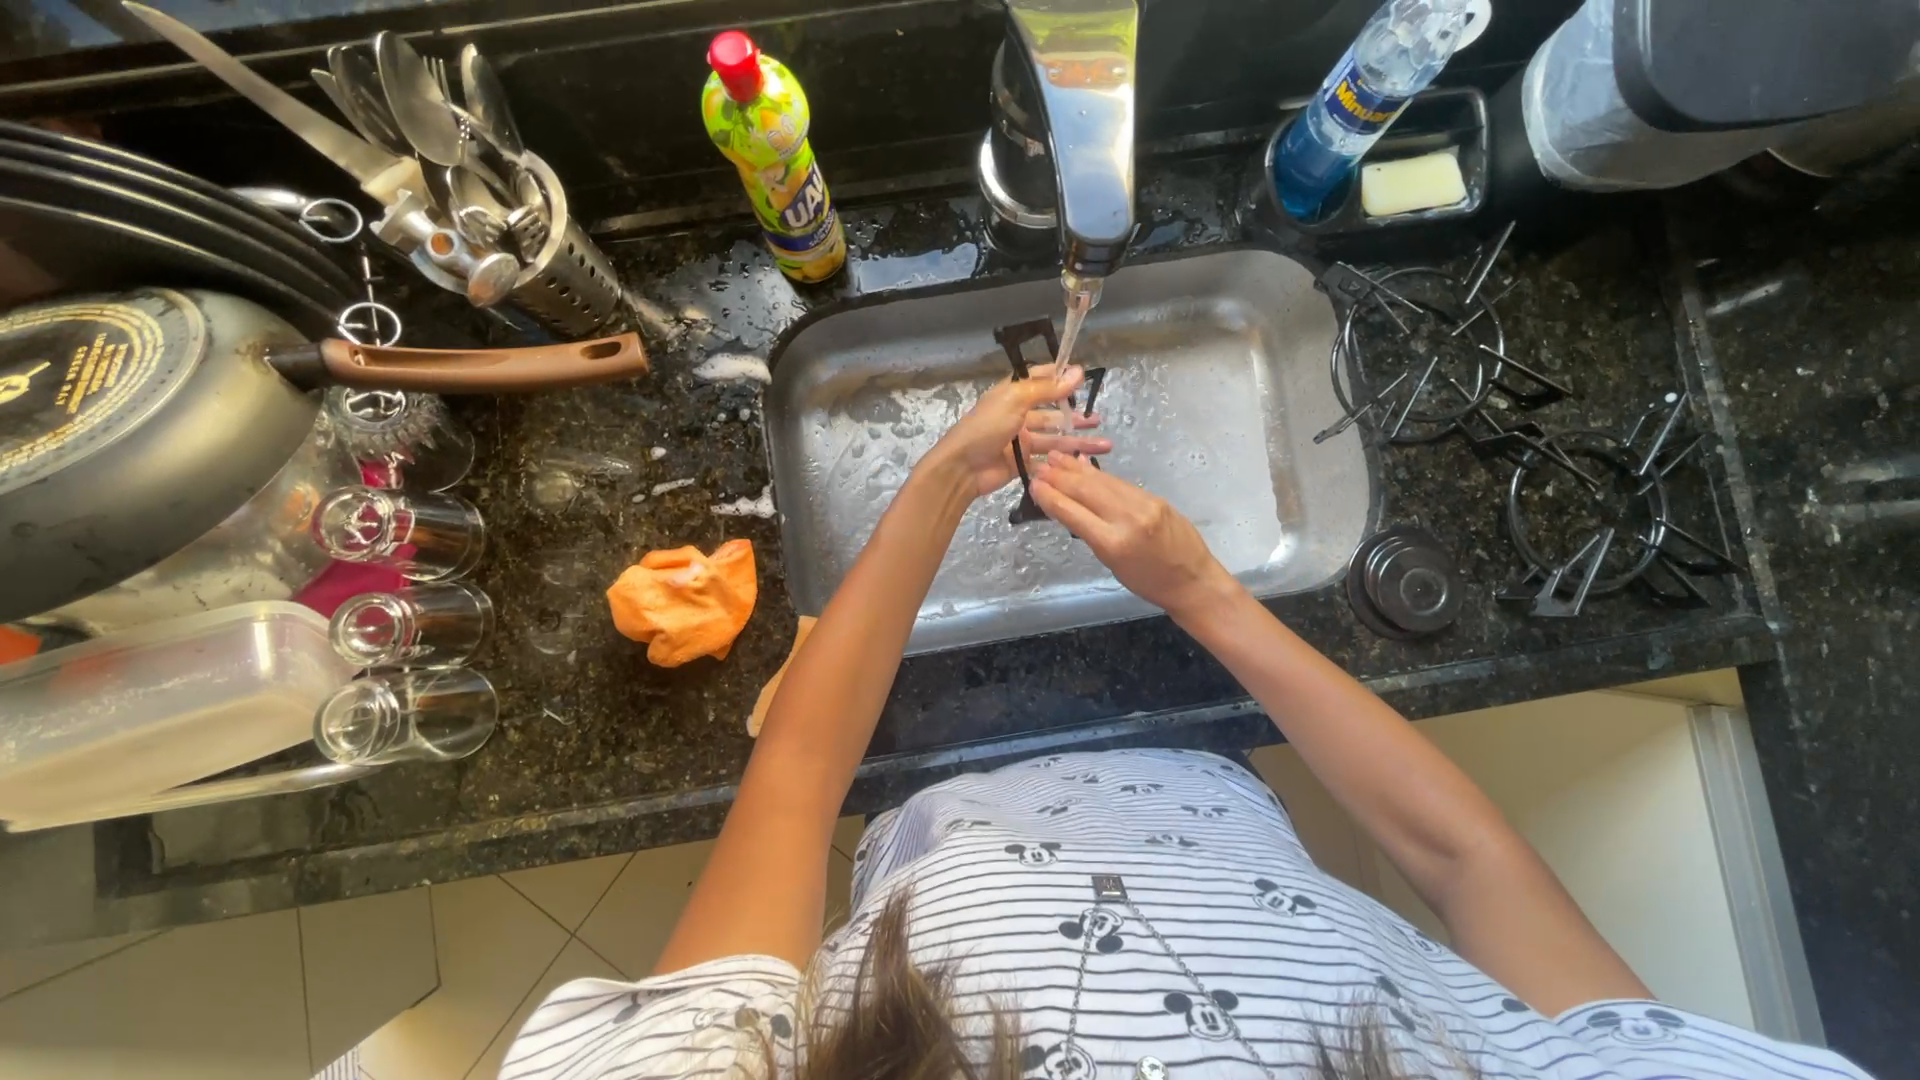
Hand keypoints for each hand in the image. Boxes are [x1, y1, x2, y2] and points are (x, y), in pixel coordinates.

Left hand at [923, 365, 1111, 498]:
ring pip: (1054, 440)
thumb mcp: (1016, 400)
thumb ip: (1047, 388)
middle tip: (1098, 420)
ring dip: (1077, 442)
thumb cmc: (985, 427)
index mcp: (1013, 394)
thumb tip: (1077, 371)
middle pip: (1052, 414)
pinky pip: (1046, 461)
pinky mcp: (1021, 463)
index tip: (1085, 379)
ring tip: (1103, 445)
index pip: (1041, 380)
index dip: (1061, 379)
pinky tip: (1083, 462)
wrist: (962, 468)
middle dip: (1075, 417)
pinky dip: (1063, 462)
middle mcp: (1018, 415)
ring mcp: (1020, 441)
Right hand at [1030, 451, 1237, 618]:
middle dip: (1060, 477)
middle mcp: (1127, 519)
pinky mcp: (1154, 498)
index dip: (1050, 497)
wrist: (1193, 580)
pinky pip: (1120, 483)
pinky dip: (1099, 476)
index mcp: (1112, 544)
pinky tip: (1085, 468)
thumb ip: (1091, 533)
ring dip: (1076, 469)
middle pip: (1086, 491)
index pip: (1073, 513)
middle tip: (1040, 466)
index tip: (1034, 485)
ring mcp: (1144, 505)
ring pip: (1102, 482)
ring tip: (1057, 458)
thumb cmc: (1148, 582)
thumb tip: (1069, 508)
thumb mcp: (1112, 564)